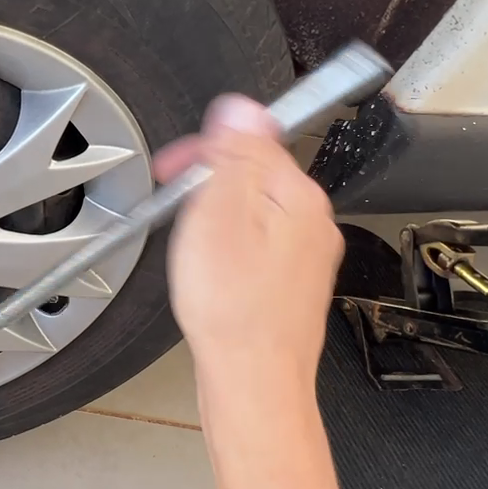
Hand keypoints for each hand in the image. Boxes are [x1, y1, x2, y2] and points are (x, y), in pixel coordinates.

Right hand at [153, 94, 343, 403]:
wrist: (253, 378)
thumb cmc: (232, 309)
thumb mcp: (218, 216)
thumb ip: (232, 158)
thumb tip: (243, 109)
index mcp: (298, 197)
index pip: (250, 139)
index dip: (201, 150)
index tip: (173, 171)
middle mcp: (314, 220)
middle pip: (254, 171)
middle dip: (208, 180)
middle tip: (176, 207)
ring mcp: (307, 251)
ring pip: (255, 206)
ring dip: (217, 211)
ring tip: (192, 240)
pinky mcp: (293, 277)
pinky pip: (259, 238)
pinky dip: (230, 241)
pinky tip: (213, 267)